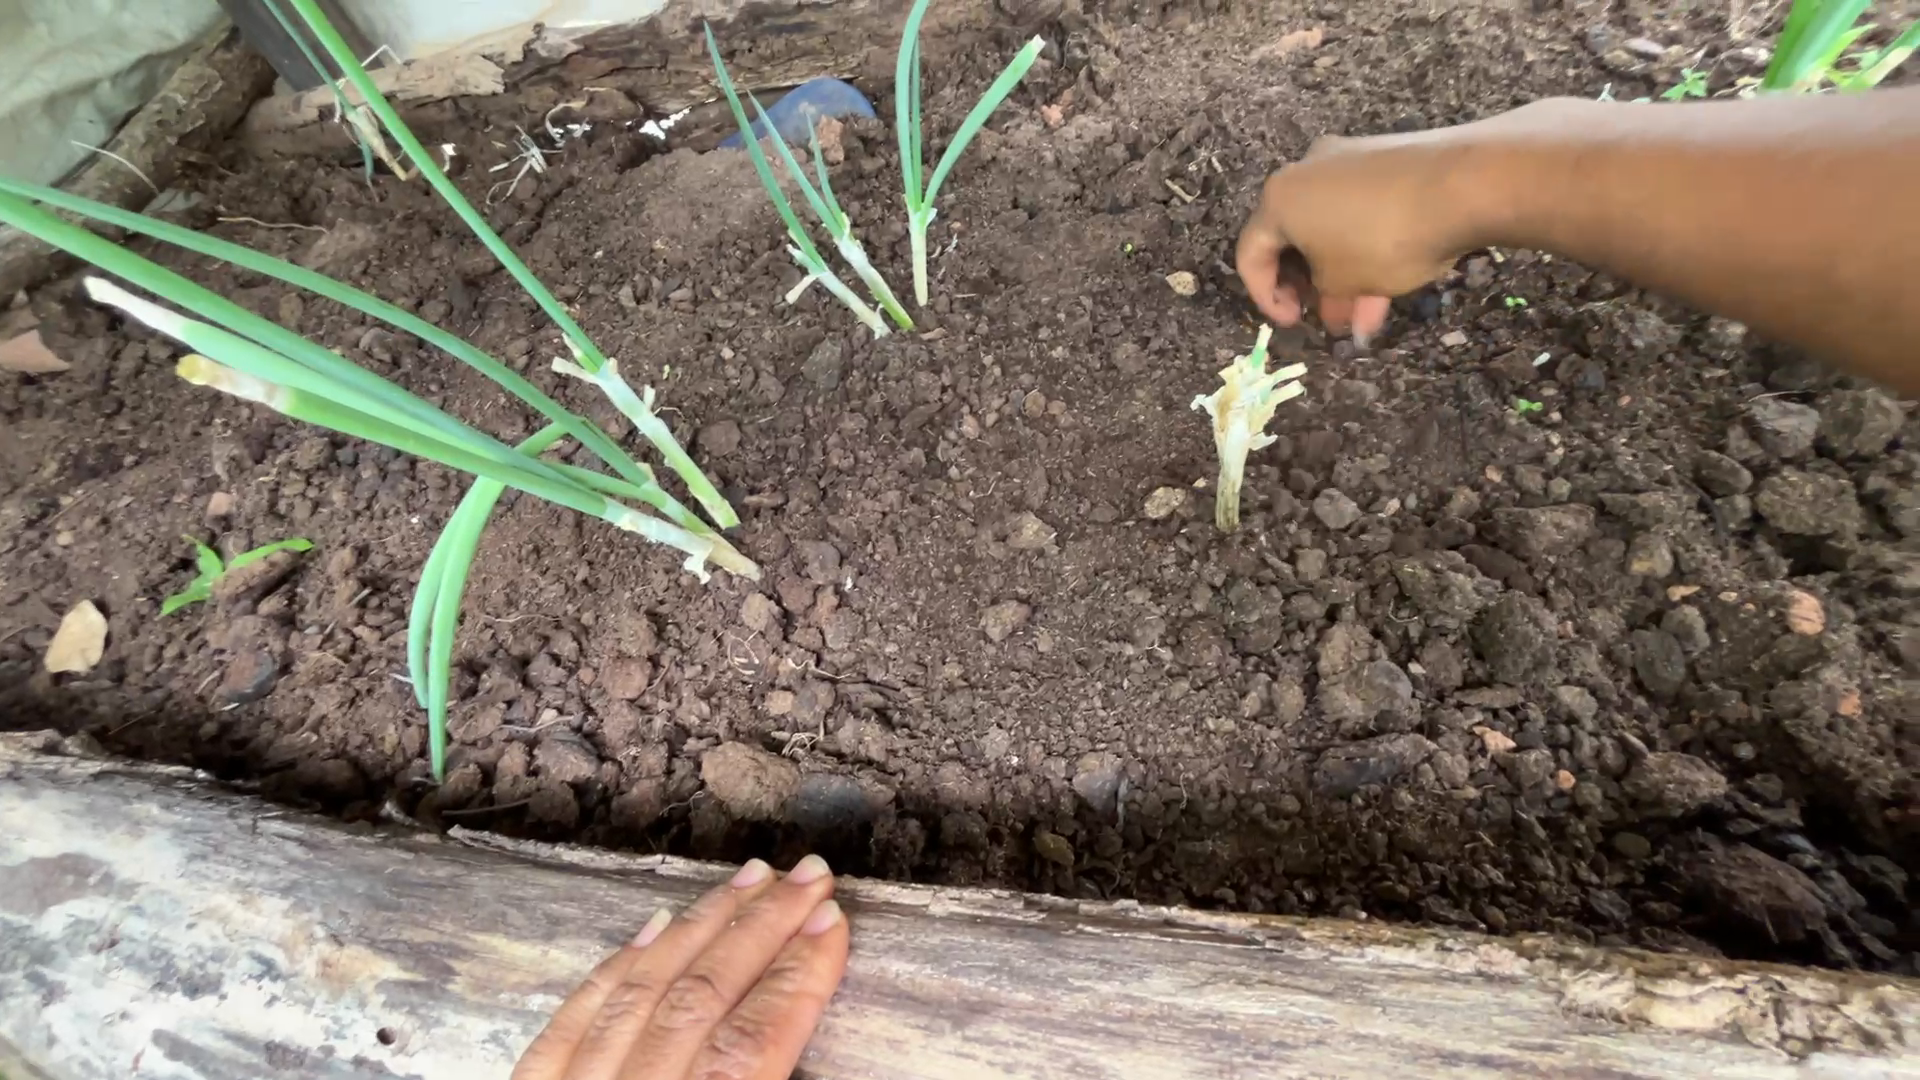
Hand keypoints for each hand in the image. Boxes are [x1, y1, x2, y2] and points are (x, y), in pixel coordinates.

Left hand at [512, 855, 849, 1079]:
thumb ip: (762, 1076)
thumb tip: (800, 1008)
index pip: (748, 1049)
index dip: (799, 979)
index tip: (835, 921)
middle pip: (698, 1001)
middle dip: (763, 928)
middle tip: (810, 874)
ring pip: (639, 992)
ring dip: (703, 926)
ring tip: (753, 876)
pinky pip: (567, 1024)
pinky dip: (617, 968)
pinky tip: (658, 922)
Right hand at [1235, 128, 1485, 342]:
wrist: (1472, 182)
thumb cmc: (1384, 239)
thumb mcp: (1340, 283)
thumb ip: (1321, 292)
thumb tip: (1330, 299)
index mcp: (1279, 199)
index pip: (1251, 255)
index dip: (1264, 297)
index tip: (1292, 323)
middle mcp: (1307, 170)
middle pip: (1293, 238)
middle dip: (1309, 285)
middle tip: (1325, 315)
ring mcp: (1351, 158)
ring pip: (1333, 228)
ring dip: (1344, 273)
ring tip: (1366, 313)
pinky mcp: (1391, 157)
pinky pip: (1364, 211)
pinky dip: (1368, 247)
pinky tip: (1390, 283)